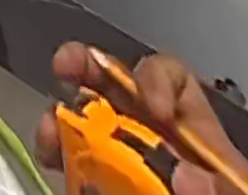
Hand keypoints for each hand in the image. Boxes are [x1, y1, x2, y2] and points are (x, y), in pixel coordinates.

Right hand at [34, 43, 247, 194]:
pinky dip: (57, 156)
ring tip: (49, 130)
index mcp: (198, 146)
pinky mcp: (98, 193)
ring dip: (62, 116)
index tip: (150, 106)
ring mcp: (124, 175)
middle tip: (65, 65)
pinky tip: (50, 159)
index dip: (157, 78)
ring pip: (86, 125)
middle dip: (88, 66)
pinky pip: (76, 170)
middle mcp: (156, 148)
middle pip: (118, 90)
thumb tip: (185, 172)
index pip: (175, 83)